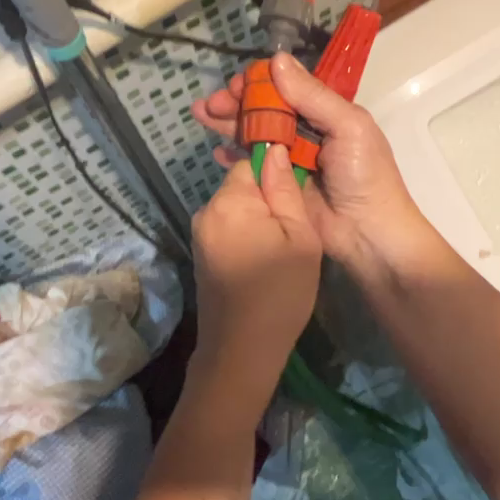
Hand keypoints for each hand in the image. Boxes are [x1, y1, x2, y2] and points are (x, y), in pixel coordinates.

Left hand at [191, 144, 322, 364]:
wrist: (241, 350)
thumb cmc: (279, 293)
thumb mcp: (300, 239)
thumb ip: (286, 191)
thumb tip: (275, 149)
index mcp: (229, 201)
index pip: (252, 163)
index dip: (276, 174)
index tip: (297, 196)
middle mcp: (206, 211)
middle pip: (242, 186)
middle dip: (268, 200)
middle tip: (295, 228)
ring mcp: (200, 234)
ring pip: (237, 209)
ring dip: (259, 220)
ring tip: (282, 248)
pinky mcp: (201, 254)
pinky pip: (229, 229)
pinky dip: (247, 237)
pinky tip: (264, 260)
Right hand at [192, 53, 434, 274]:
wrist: (368, 234)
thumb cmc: (365, 175)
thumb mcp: (348, 126)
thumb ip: (312, 95)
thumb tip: (277, 60)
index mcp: (325, 114)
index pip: (286, 89)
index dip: (260, 83)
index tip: (238, 83)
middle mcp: (305, 133)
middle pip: (263, 111)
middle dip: (235, 103)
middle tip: (211, 104)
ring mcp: (289, 162)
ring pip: (252, 136)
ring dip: (227, 124)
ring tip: (202, 115)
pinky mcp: (277, 187)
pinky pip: (250, 168)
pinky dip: (232, 158)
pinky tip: (218, 152)